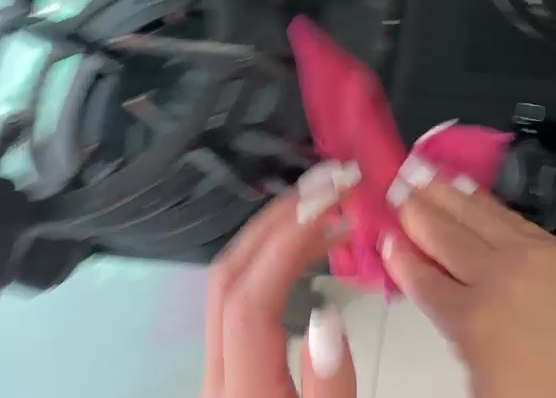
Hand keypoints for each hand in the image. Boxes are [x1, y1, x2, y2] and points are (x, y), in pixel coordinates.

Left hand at [203, 161, 360, 397]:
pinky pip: (246, 296)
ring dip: (280, 230)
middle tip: (335, 179)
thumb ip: (328, 389)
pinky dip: (280, 257)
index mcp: (242, 395)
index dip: (289, 240)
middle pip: (230, 277)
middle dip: (281, 216)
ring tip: (336, 202)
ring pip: (232, 282)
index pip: (251, 298)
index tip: (336, 199)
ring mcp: (220, 376)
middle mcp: (219, 379)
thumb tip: (328, 313)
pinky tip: (320, 250)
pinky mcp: (231, 375)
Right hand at [379, 165, 555, 397]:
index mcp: (472, 321)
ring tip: (420, 171)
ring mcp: (529, 255)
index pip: (423, 279)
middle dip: (416, 211)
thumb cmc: (546, 397)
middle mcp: (497, 277)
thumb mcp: (482, 382)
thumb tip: (440, 295)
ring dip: (445, 192)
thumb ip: (455, 332)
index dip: (400, 255)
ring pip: (476, 215)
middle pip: (446, 236)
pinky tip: (468, 190)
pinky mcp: (555, 245)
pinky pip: (510, 215)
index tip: (383, 234)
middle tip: (393, 187)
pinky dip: (483, 199)